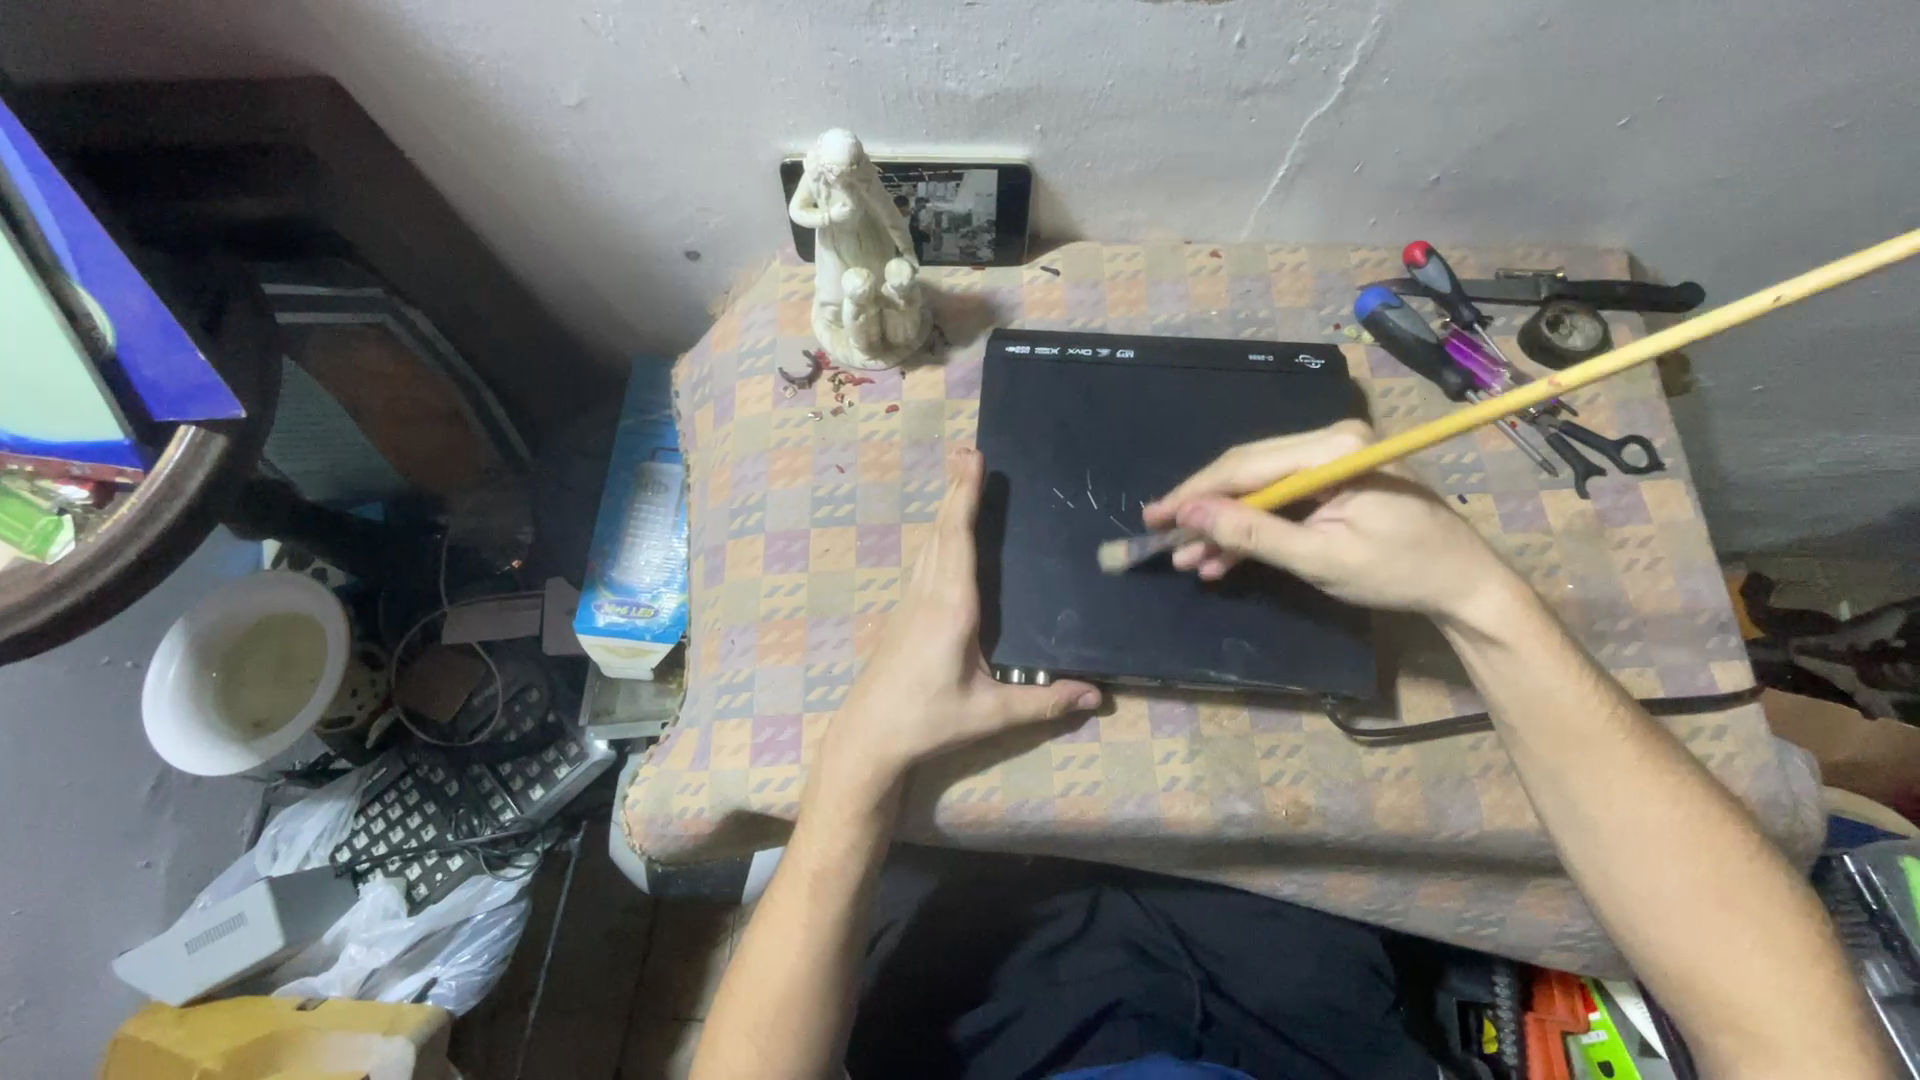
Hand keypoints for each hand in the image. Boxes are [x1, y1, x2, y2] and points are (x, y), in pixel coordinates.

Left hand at [817, 447, 1101, 802]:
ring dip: (945, 511)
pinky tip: (946, 540)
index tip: (972, 458)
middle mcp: (928, 594)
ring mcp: (910, 603)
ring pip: (928, 545)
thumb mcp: (988, 714)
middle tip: (969, 453)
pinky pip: (924, 562)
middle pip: (941, 531)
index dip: (965, 496)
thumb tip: (1096, 696)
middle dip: (956, 490)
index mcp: (951, 607)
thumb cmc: (926, 721)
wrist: (866, 737)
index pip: (958, 539)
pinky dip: (938, 537)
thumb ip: (1042, 703)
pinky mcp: (904, 615)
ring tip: (961, 483)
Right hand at [1140, 420, 1519, 620]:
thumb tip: (1190, 515)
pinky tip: (1222, 558)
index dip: (1194, 494)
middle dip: (1203, 511)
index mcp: (1335, 449)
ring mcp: (1333, 459)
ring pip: (1257, 488)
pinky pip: (1279, 500)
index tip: (1154, 518)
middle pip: (1246, 471)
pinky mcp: (1334, 481)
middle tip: (1160, 538)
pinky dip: (1251, 529)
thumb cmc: (1400, 572)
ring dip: (1224, 527)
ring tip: (1189, 561)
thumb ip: (1253, 533)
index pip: (1245, 466)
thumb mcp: (1321, 558)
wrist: (1465, 586)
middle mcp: (1331, 441)